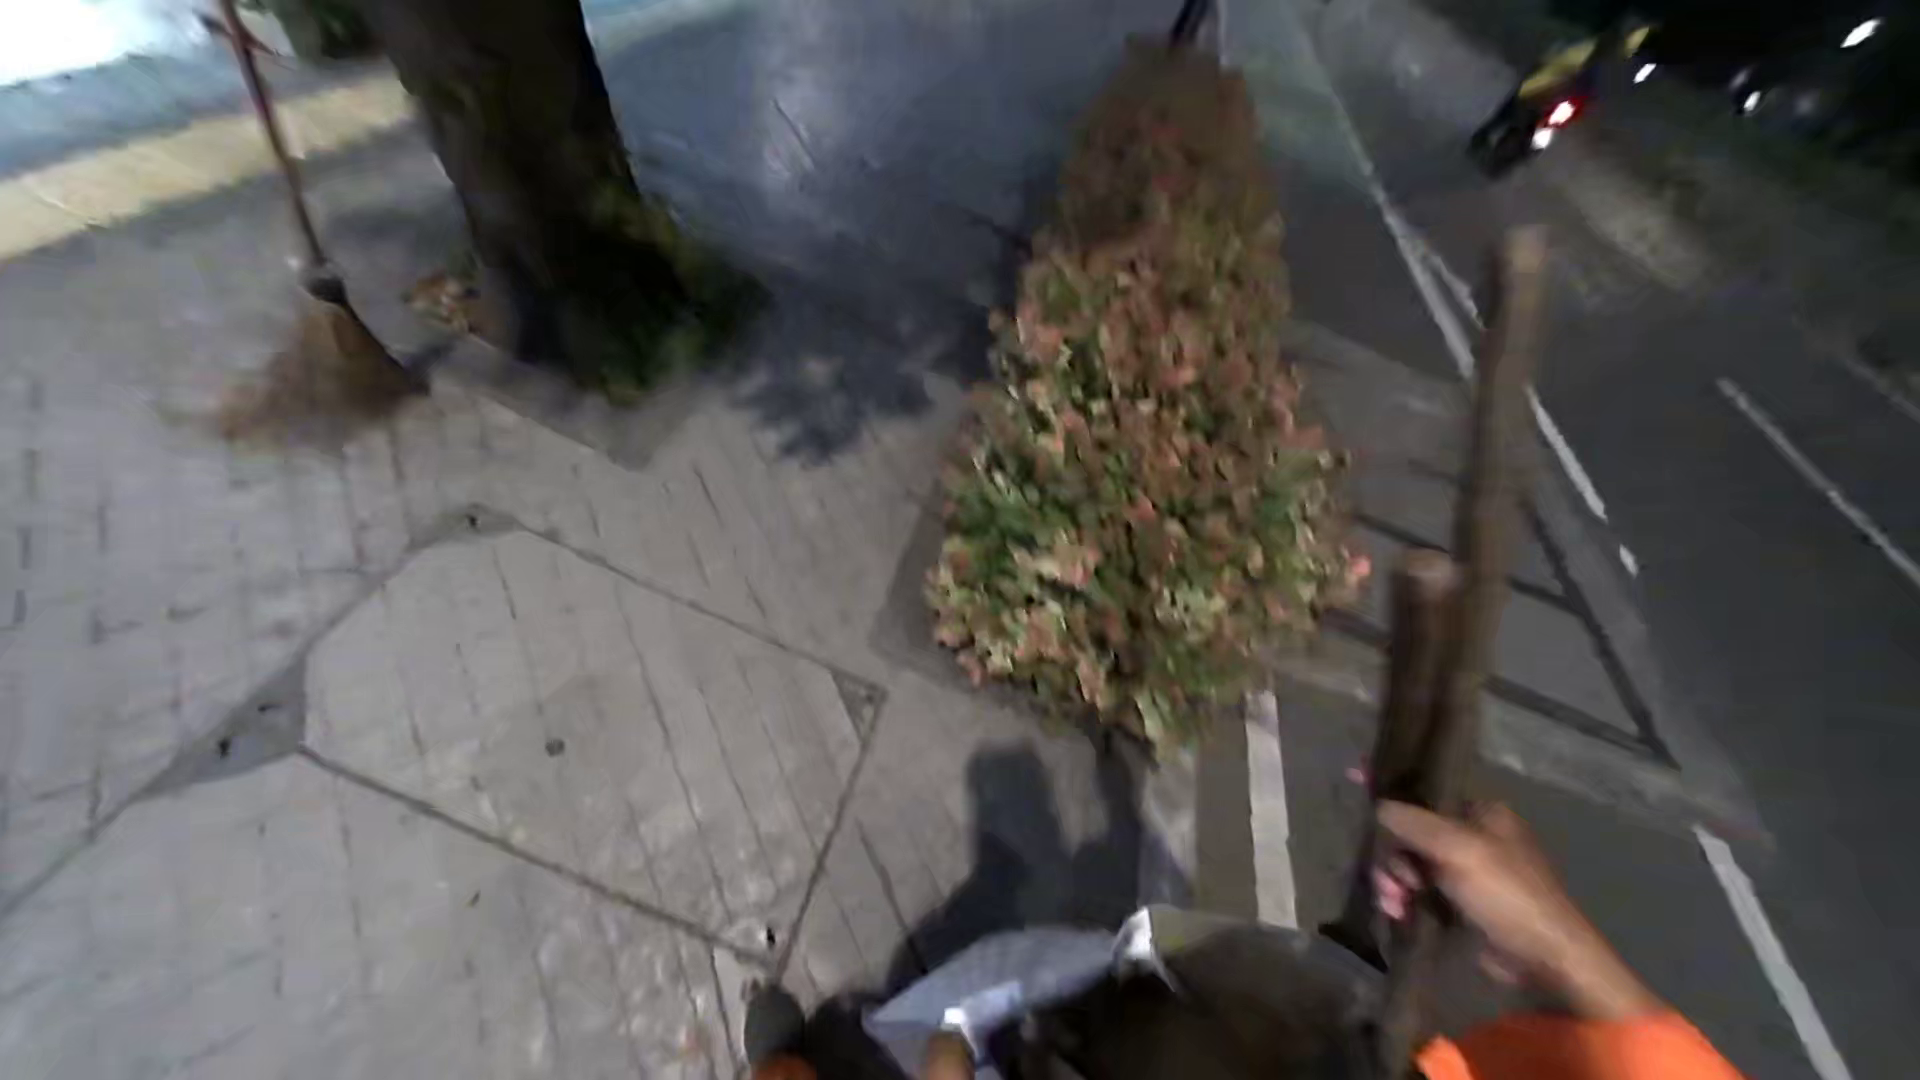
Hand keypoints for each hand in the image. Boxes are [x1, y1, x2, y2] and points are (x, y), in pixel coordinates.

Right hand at [1375, 801, 1661, 1020]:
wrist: (1547, 965)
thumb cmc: (1507, 893)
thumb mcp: (1454, 846)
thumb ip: (1408, 819)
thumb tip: (1376, 807)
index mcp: (1479, 810)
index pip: (1422, 783)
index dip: (1386, 779)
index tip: (1352, 774)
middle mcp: (1470, 833)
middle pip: (1406, 826)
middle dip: (1390, 851)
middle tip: (1391, 876)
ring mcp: (1463, 867)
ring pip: (1406, 858)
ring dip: (1392, 878)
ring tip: (1394, 901)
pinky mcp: (1458, 898)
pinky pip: (1414, 885)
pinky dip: (1402, 895)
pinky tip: (1399, 911)